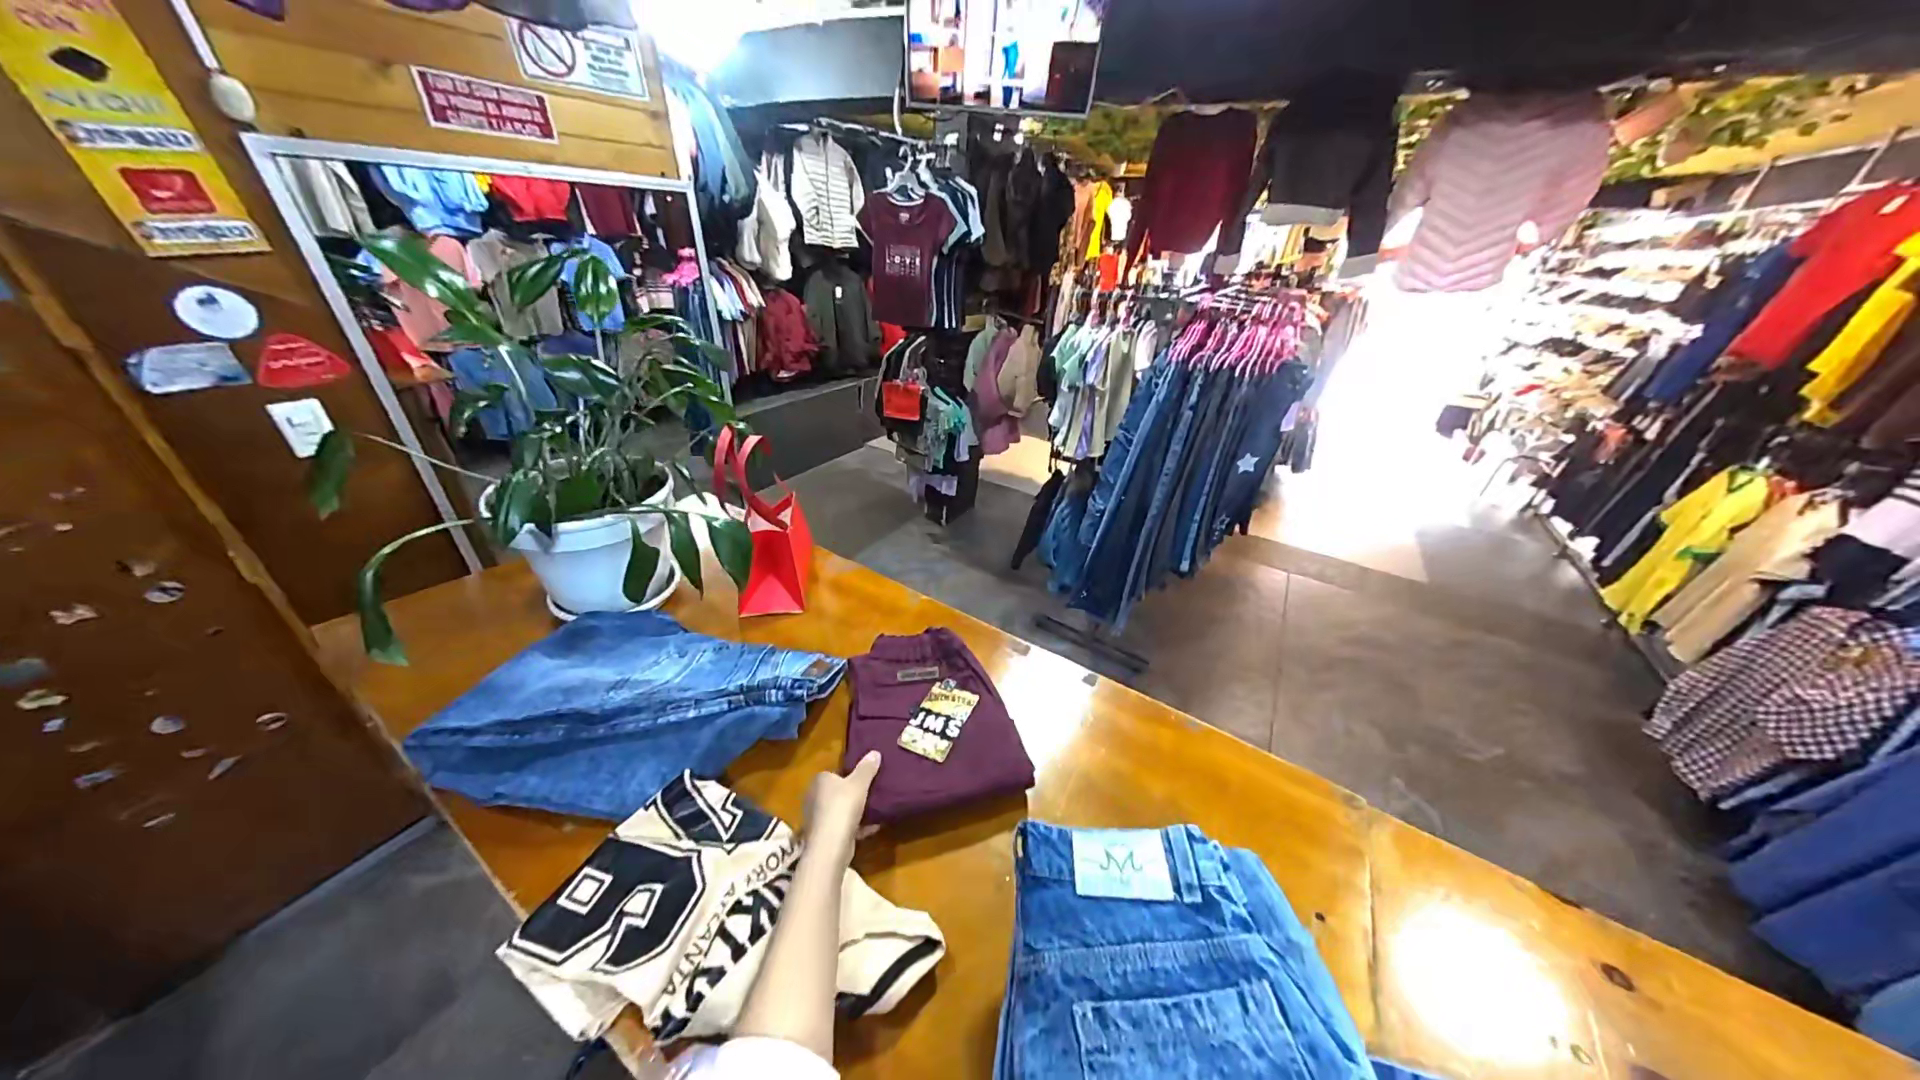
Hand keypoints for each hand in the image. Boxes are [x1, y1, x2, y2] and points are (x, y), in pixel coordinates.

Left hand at [801, 751, 880, 864]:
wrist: (830, 845)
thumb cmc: (842, 807)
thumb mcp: (859, 783)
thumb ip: (867, 768)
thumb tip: (875, 752)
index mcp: (819, 780)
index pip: (834, 773)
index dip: (849, 776)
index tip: (865, 779)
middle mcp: (814, 797)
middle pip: (837, 792)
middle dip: (852, 794)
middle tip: (871, 793)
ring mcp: (817, 817)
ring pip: (840, 810)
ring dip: (855, 812)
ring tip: (874, 810)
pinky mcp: (823, 835)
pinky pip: (843, 826)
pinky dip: (856, 826)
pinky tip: (873, 827)